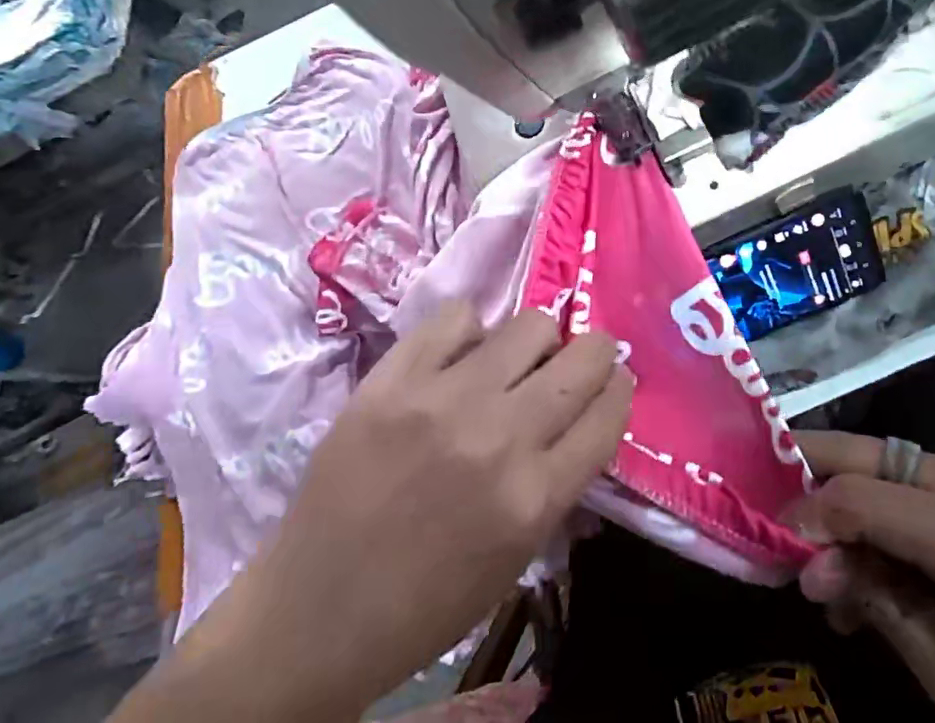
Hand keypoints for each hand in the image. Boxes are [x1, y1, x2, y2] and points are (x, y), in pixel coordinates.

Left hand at [113, 305, 633, 722]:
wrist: (314, 617)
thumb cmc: (430, 601)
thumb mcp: (521, 554)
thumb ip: (564, 478)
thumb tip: (590, 410)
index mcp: (536, 496)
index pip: (610, 410)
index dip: (620, 388)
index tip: (612, 383)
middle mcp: (500, 438)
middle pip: (585, 356)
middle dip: (593, 354)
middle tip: (575, 364)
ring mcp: (441, 402)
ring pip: (531, 325)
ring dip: (537, 343)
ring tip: (514, 363)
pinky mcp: (389, 383)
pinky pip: (456, 318)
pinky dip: (470, 332)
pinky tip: (460, 358)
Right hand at [790, 432, 934, 722]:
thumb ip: (876, 600)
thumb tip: (809, 567)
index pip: (855, 493)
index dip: (803, 516)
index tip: (769, 550)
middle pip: (862, 455)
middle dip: (810, 485)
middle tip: (775, 534)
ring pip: (878, 466)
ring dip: (842, 508)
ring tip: (828, 582)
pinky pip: (907, 485)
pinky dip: (876, 516)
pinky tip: (869, 575)